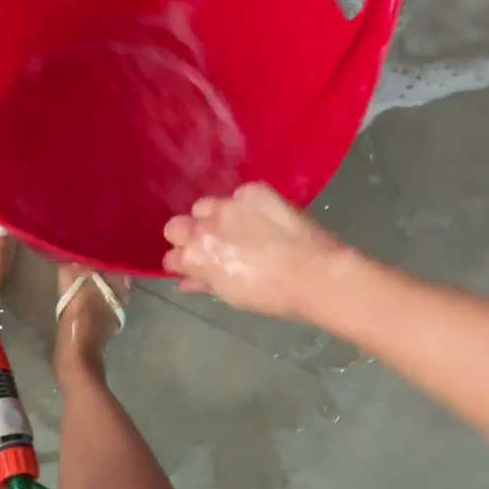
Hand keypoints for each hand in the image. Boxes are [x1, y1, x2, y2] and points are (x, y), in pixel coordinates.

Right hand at [162, 182, 350, 319]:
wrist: (316, 275)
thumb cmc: (271, 295)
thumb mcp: (231, 295)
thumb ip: (203, 283)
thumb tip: (185, 279)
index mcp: (194, 257)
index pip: (172, 255)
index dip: (183, 261)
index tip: (196, 266)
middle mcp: (203, 228)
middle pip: (176, 225)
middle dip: (188, 235)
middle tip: (212, 245)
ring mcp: (227, 206)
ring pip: (205, 206)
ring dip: (214, 217)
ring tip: (238, 228)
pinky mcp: (252, 192)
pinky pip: (239, 195)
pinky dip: (246, 206)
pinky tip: (264, 219)